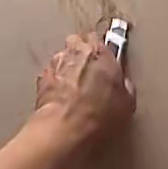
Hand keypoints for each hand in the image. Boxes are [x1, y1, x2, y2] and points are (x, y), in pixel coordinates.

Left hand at [32, 31, 135, 149]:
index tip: (107, 64)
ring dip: (68, 68)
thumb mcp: (126, 103)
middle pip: (78, 43)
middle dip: (83, 55)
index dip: (103, 53)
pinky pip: (51, 75)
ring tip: (75, 89)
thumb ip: (125, 85)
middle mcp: (76, 51)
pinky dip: (55, 82)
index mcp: (100, 51)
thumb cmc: (97, 114)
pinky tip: (62, 98)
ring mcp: (56, 63)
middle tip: (91, 74)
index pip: (101, 40)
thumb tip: (124, 86)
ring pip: (63, 58)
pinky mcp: (41, 78)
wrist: (65, 129)